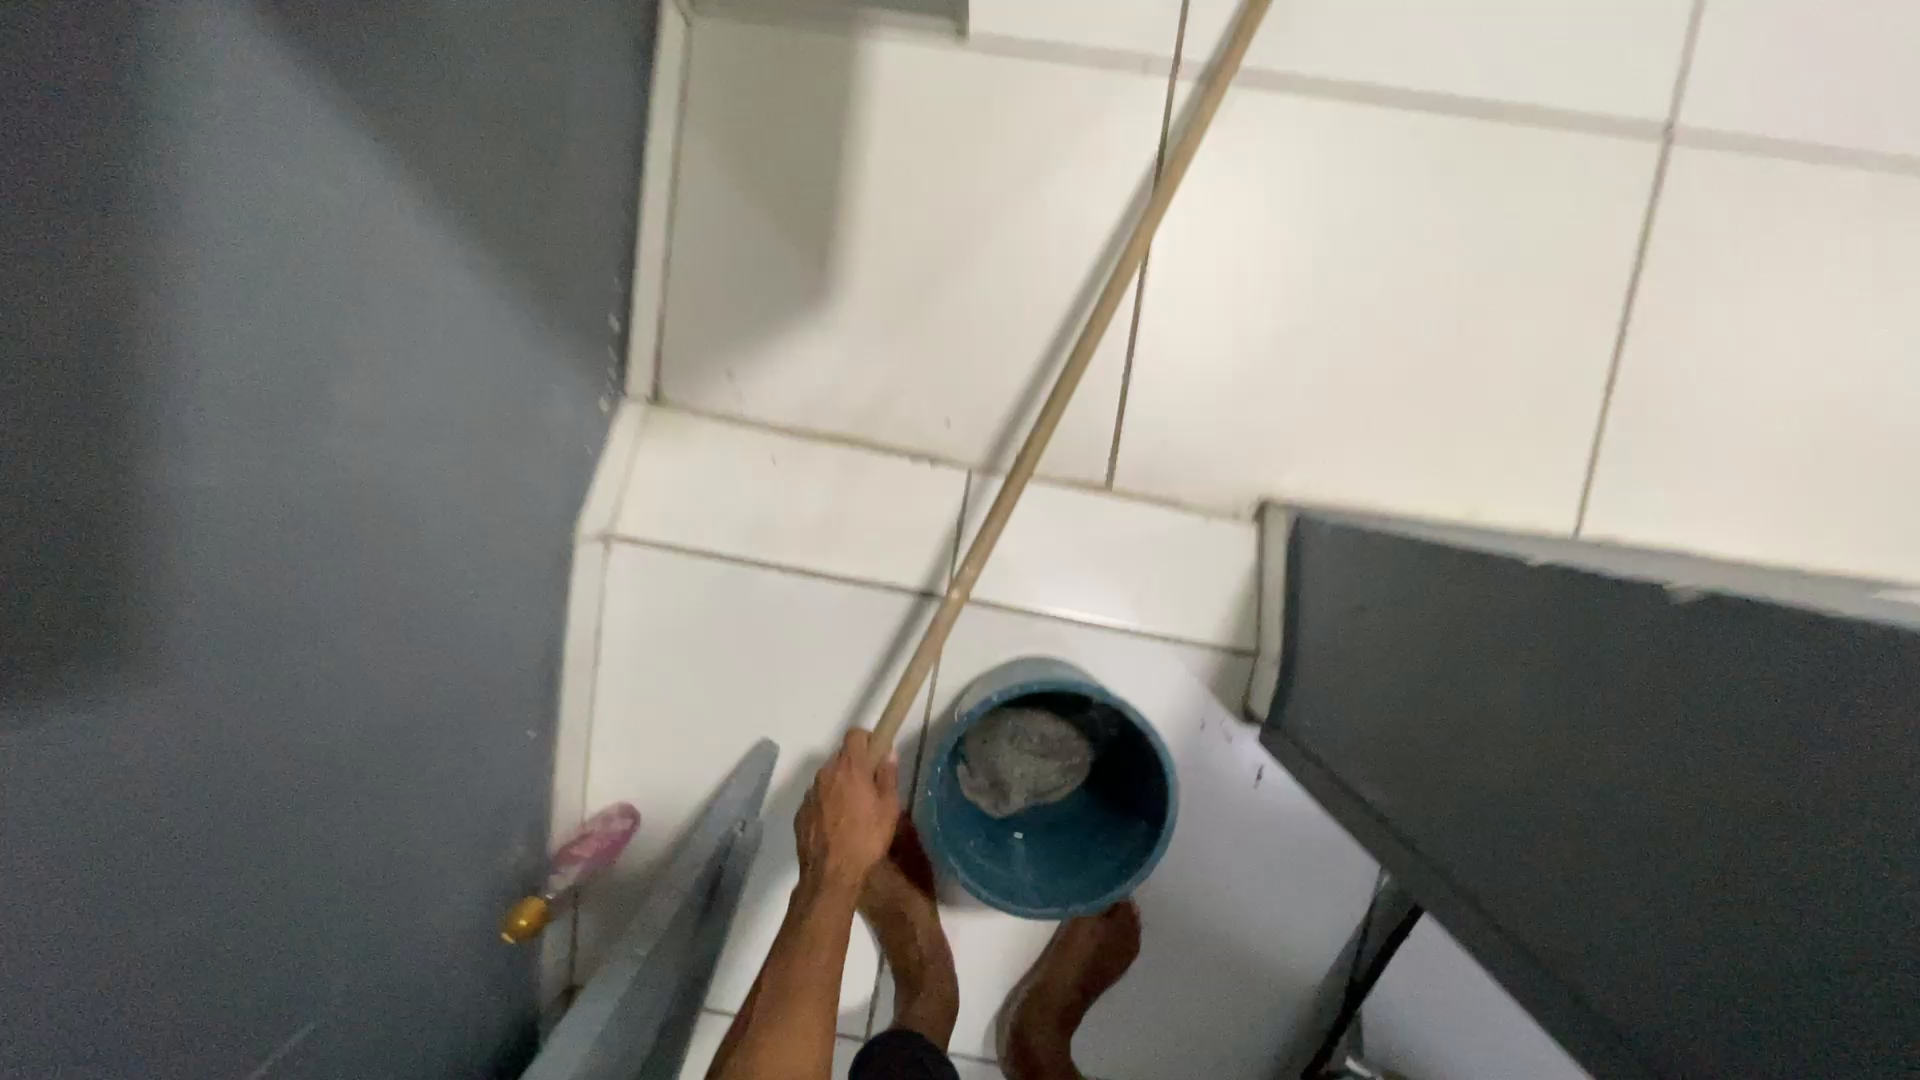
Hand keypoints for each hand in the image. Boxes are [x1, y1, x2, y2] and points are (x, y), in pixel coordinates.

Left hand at [795, 730, 900, 891]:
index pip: (854, 734)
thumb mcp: (889, 808)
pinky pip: (817, 798)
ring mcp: (810, 793)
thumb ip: (888, 775)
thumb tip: (888, 752)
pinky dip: (827, 803)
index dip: (867, 739)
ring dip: (841, 785)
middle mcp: (825, 774)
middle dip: (856, 765)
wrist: (831, 875)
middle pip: (841, 756)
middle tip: (870, 787)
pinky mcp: (800, 812)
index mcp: (849, 767)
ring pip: (828, 778)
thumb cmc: (867, 838)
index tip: (877, 754)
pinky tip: (837, 825)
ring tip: (854, 811)